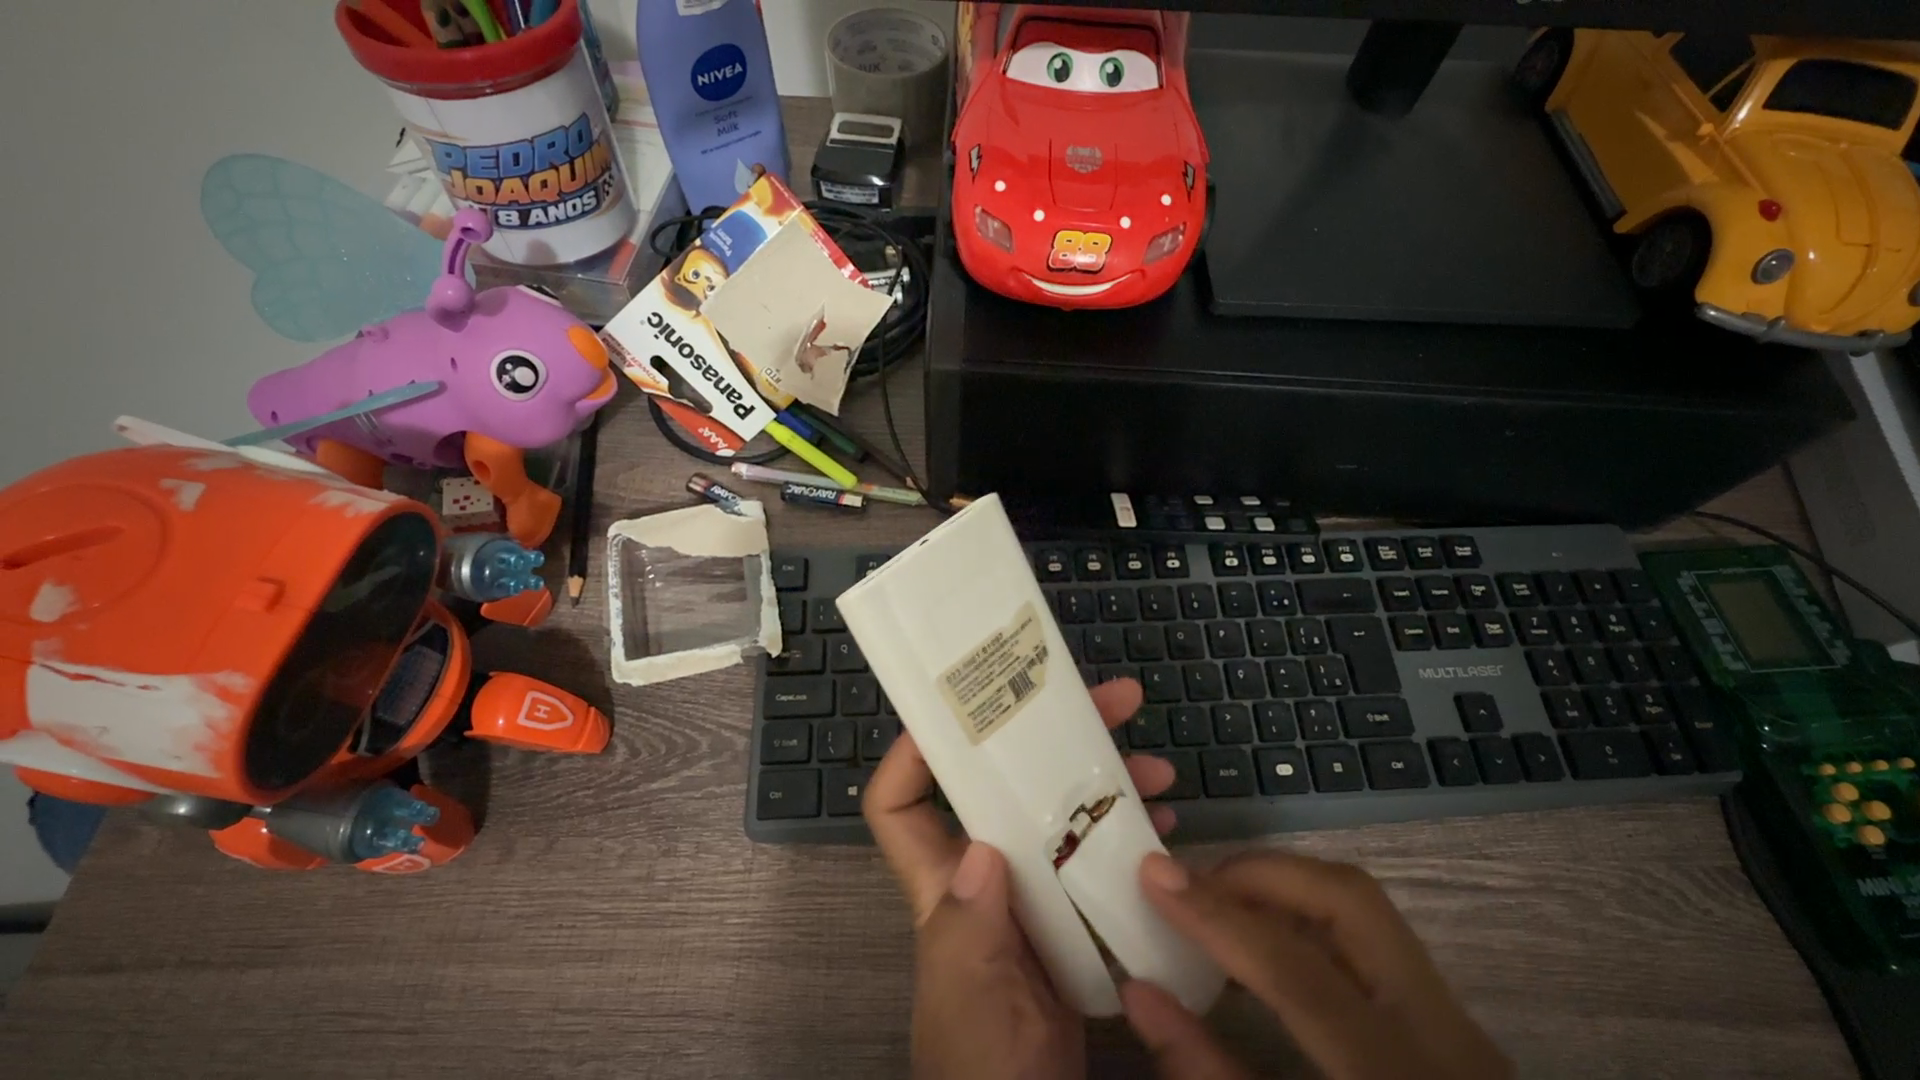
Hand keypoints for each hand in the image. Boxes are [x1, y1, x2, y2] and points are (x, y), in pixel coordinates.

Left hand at [863, 678, 1176, 1079]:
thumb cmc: (979, 1057)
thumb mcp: (967, 993)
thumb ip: (967, 929)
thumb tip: (982, 851)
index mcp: (941, 882)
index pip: (899, 805)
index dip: (912, 754)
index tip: (959, 710)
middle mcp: (981, 873)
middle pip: (1000, 787)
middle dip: (1045, 740)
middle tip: (1111, 704)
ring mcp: (1029, 892)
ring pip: (1056, 813)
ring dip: (1101, 781)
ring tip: (1157, 766)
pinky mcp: (1070, 916)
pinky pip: (1094, 857)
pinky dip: (1126, 834)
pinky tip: (1163, 823)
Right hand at [1122, 852, 1512, 1079]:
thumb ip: (1206, 1071)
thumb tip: (1139, 991)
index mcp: (1397, 1078)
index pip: (1298, 970)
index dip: (1217, 917)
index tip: (1152, 876)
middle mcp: (1446, 1038)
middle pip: (1351, 901)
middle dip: (1260, 875)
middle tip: (1190, 883)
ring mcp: (1458, 1025)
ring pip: (1364, 908)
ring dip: (1281, 889)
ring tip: (1213, 904)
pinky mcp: (1447, 1023)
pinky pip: (1368, 938)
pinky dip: (1304, 918)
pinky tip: (1259, 940)